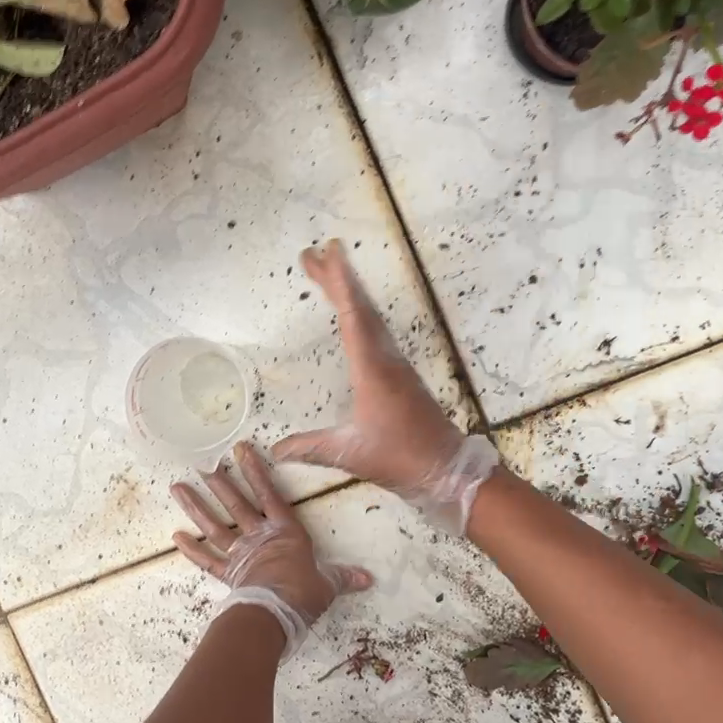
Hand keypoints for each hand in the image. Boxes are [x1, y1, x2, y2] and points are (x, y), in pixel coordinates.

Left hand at [171, 441, 372, 658]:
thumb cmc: (304, 593)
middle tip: (201, 463)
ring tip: (177, 488)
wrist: (278, 615)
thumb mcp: (328, 583)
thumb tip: (368, 578)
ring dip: (195, 507)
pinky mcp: (228, 574)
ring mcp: (240, 554)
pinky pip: (206, 560)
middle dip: (219, 483)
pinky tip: (175, 536)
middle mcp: (259, 537)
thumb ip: (343, 577)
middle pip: (236, 505)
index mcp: (285, 532)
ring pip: (215, 526)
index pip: (269, 494)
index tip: (240, 450)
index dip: (255, 472)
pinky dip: (191, 549)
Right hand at [274, 239, 500, 534]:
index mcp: (373, 370)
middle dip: (337, 279)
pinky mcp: (399, 375)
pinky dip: (358, 313)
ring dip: (348, 293)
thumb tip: (274, 449)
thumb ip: (309, 448)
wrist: (447, 470)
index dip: (340, 284)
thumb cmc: (400, 459)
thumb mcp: (348, 454)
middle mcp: (386, 359)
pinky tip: (350, 315)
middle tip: (313, 253)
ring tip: (326, 274)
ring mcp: (395, 365)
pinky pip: (375, 332)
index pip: (354, 317)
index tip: (328, 253)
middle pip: (361, 308)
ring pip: (370, 317)